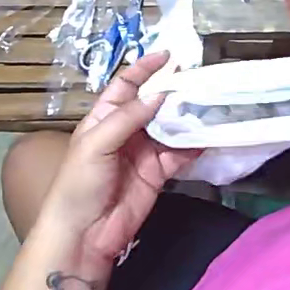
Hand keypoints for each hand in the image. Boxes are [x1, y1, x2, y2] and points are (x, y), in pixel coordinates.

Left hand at [38, 51, 199, 262]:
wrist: (84, 234)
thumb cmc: (79, 183)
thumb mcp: (96, 144)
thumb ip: (128, 118)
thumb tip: (160, 95)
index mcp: (104, 117)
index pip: (126, 85)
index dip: (145, 69)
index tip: (168, 55)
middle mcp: (126, 129)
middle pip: (153, 103)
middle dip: (174, 91)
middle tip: (199, 80)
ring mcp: (144, 151)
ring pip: (170, 126)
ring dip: (187, 117)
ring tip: (209, 103)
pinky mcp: (158, 173)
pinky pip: (179, 153)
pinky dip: (194, 145)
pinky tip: (208, 135)